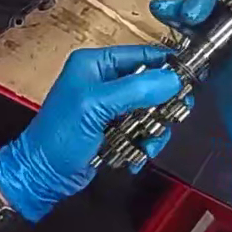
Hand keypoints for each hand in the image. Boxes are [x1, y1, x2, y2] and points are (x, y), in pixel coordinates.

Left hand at [0, 45, 181, 221]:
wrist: (42, 177)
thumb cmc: (59, 136)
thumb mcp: (96, 106)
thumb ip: (136, 89)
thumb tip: (174, 79)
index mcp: (96, 64)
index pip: (142, 54)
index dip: (167, 65)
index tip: (188, 79)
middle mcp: (106, 80)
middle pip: (152, 82)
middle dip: (163, 104)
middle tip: (173, 116)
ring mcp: (111, 106)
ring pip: (152, 108)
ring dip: (155, 128)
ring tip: (148, 145)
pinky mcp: (116, 128)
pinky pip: (144, 129)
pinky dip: (146, 142)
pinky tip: (138, 154)